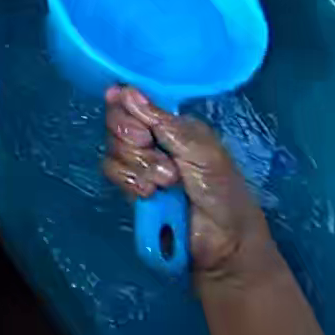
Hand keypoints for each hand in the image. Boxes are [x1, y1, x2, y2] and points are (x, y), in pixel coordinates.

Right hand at [102, 85, 282, 286]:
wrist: (223, 244)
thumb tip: (124, 90)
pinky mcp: (129, 186)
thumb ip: (162, 120)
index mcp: (169, 122)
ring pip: (113, 147)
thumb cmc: (221, 189)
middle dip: (134, 138)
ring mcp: (137, 162)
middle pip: (117, 121)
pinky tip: (150, 193)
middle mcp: (149, 137)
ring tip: (167, 182)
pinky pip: (112, 170)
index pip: (132, 100)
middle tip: (153, 150)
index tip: (138, 122)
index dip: (127, 107)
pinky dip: (129, 180)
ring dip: (140, 165)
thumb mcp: (201, 149)